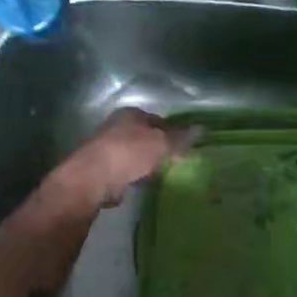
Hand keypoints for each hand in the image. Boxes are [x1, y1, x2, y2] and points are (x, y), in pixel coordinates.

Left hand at [55, 108, 195, 206]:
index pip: (157, 119)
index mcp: (130, 114)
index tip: (184, 145)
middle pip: (145, 136)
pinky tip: (145, 182)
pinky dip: (136, 174)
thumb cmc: (129, 152)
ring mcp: (108, 147)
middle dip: (159, 147)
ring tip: (162, 173)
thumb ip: (180, 138)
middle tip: (176, 160)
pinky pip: (127, 169)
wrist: (95, 177)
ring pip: (136, 153)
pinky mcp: (104, 167)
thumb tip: (201, 129)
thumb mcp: (161, 143)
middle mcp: (117, 126)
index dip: (172, 131)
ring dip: (147, 162)